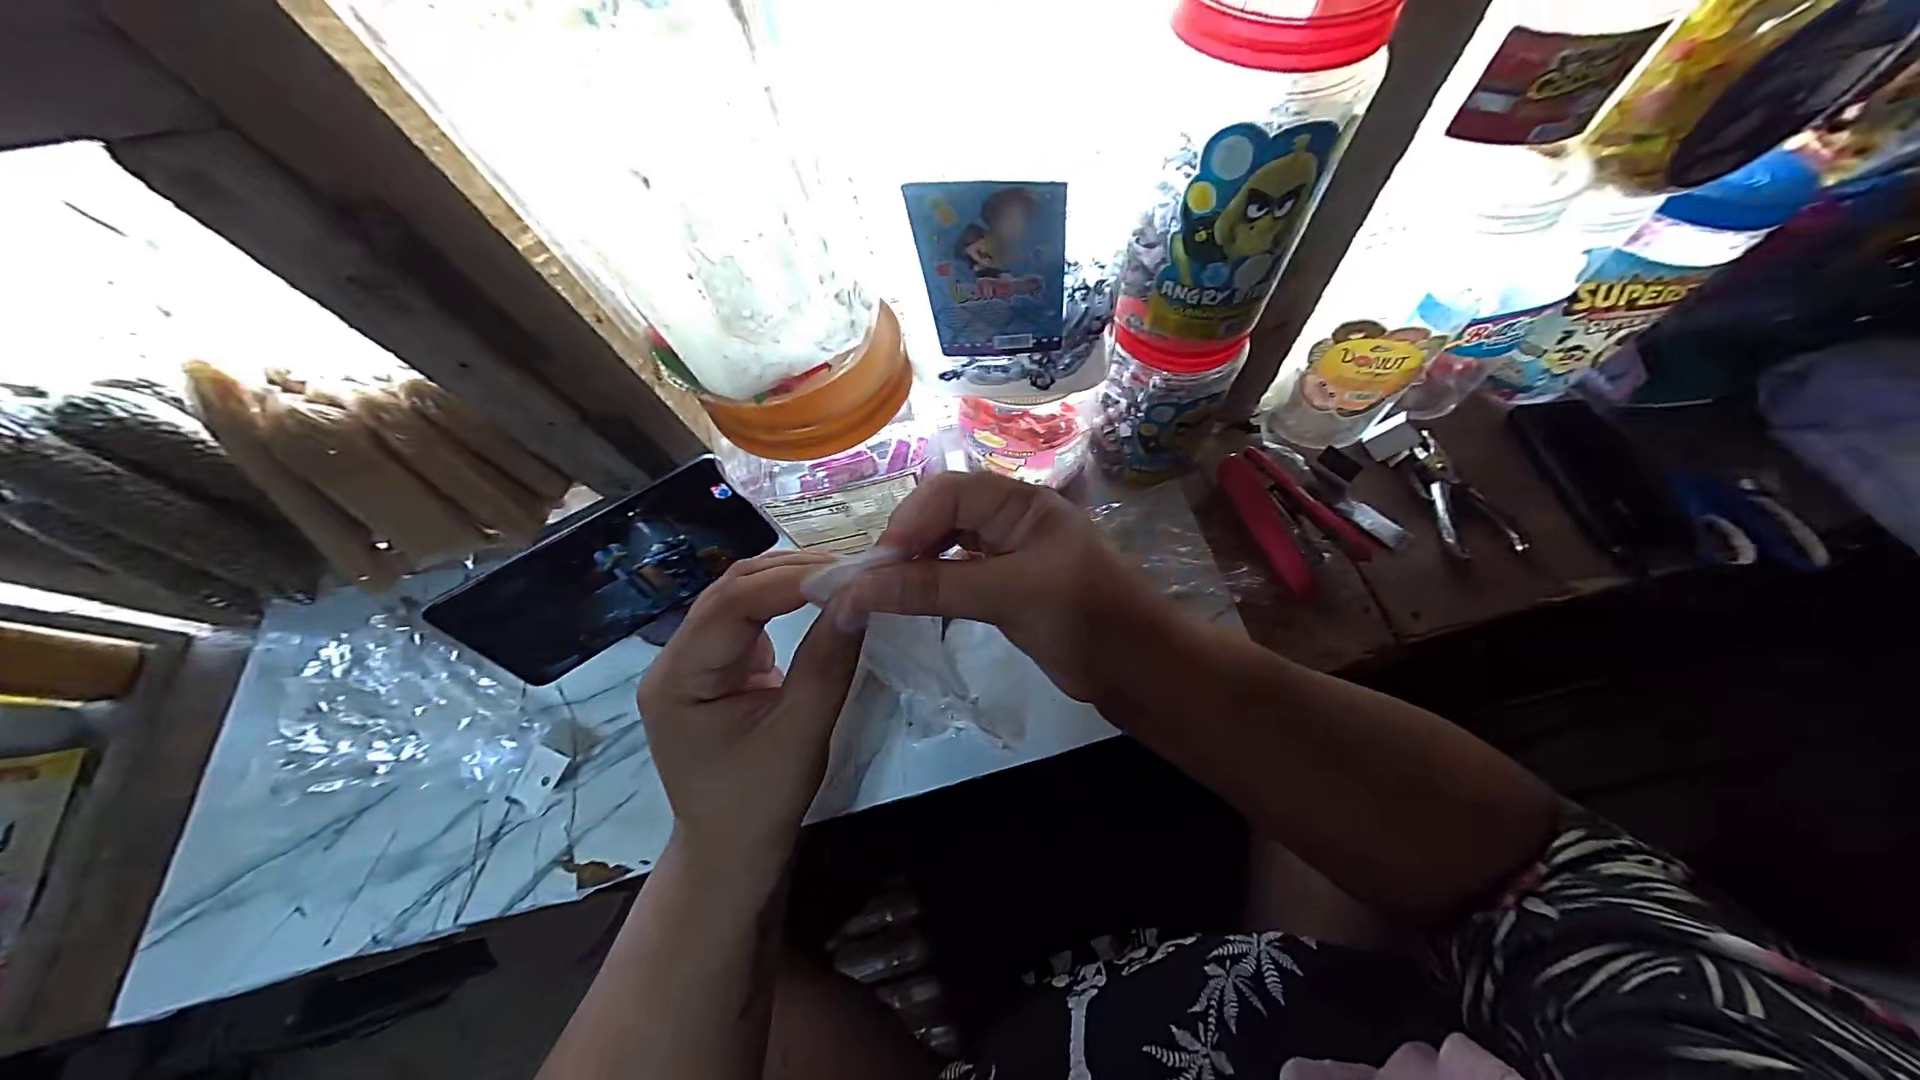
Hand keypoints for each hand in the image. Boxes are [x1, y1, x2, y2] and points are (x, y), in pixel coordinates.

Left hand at [638, 551, 863, 871]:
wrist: (731, 849)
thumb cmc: (760, 802)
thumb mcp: (801, 734)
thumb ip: (827, 662)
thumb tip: (859, 600)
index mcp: (678, 679)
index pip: (731, 605)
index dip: (790, 581)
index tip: (849, 573)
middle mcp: (674, 659)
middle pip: (730, 591)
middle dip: (793, 572)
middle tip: (855, 569)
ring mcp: (693, 659)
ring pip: (739, 596)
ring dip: (791, 581)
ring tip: (844, 577)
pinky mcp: (716, 664)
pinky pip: (748, 616)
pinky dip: (786, 600)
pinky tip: (820, 597)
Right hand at [839, 472, 1175, 701]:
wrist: (1141, 670)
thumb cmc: (1087, 620)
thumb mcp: (1009, 597)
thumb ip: (934, 588)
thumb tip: (858, 589)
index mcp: (1022, 503)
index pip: (949, 493)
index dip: (909, 522)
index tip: (880, 567)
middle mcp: (1013, 520)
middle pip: (942, 514)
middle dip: (905, 542)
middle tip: (873, 584)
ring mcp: (1010, 553)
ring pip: (946, 544)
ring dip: (914, 564)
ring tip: (884, 593)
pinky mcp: (1007, 585)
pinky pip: (957, 573)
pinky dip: (931, 584)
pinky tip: (913, 601)